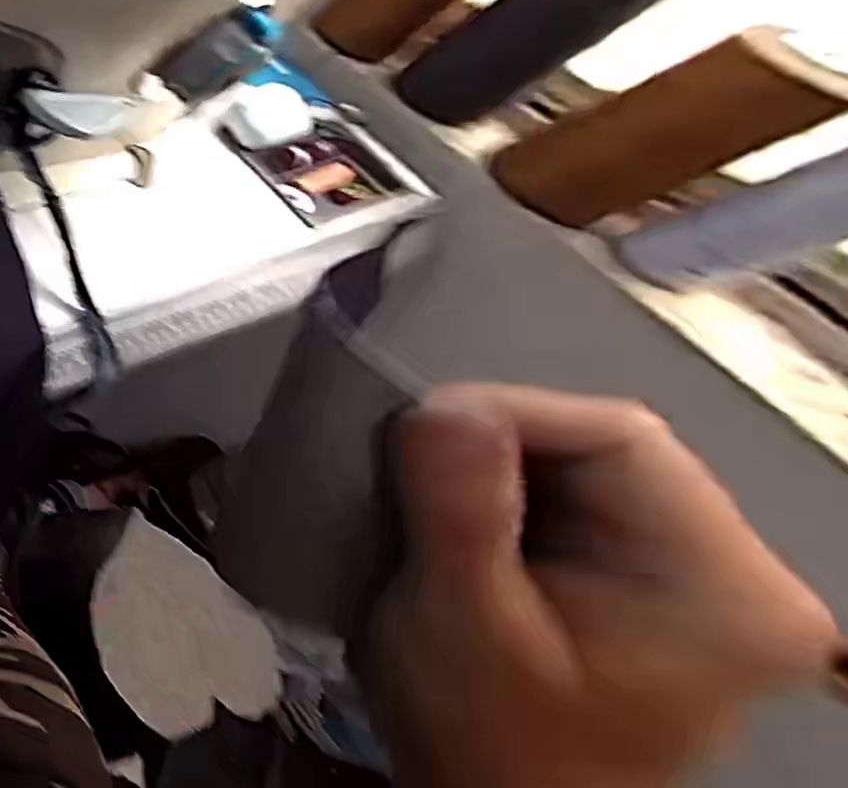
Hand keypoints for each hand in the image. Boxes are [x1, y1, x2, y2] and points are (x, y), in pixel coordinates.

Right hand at [361, 384, 839, 787]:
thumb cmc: (483, 727)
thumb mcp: (459, 619)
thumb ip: (459, 512)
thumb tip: (442, 407)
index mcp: (717, 584)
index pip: (615, 435)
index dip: (503, 415)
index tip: (412, 443)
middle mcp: (726, 567)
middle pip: (593, 440)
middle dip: (484, 442)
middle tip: (407, 475)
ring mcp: (681, 567)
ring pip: (566, 455)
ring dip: (478, 461)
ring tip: (421, 495)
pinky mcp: (628, 566)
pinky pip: (553, 484)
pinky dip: (485, 482)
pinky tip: (449, 513)